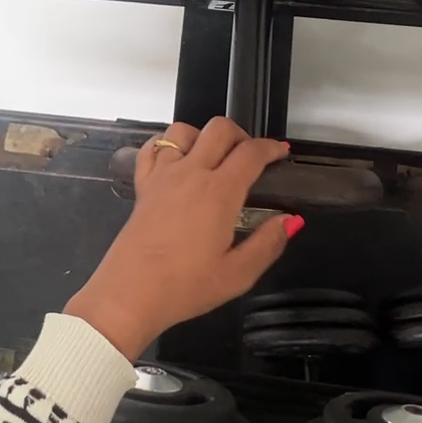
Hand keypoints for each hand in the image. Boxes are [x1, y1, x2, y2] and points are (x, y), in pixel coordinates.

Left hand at [64, 118, 300, 360]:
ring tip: (213, 157)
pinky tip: (176, 159)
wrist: (131, 293)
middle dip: (241, 135)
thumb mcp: (237, 275)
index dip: (271, 147)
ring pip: (184, 131)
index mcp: (219, 193)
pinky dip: (166, 144)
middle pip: (219, 129)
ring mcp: (163, 175)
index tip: (281, 152)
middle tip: (250, 156)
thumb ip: (268, 244)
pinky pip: (152, 148)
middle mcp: (191, 174)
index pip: (251, 153)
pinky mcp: (143, 185)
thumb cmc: (185, 287)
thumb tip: (290, 220)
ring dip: (203, 136)